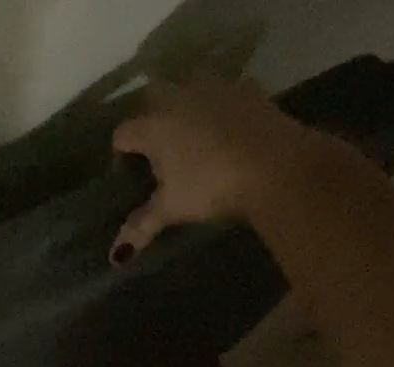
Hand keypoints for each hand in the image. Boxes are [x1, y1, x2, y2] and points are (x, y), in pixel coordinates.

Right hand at [108, 78, 336, 264]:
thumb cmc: (211, 186)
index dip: (121, 153)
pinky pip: (227, 90)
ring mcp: (217, 89)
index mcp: (153, 127)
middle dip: (148, 115)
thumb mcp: (172, 209)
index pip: (123, 133)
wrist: (277, 166)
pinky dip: (221, 104)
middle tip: (155, 144)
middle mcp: (179, 99)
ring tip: (189, 127)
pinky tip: (226, 125)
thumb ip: (141, 226)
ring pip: (189, 83)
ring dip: (183, 100)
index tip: (128, 172)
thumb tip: (116, 256)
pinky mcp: (250, 90)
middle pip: (151, 95)